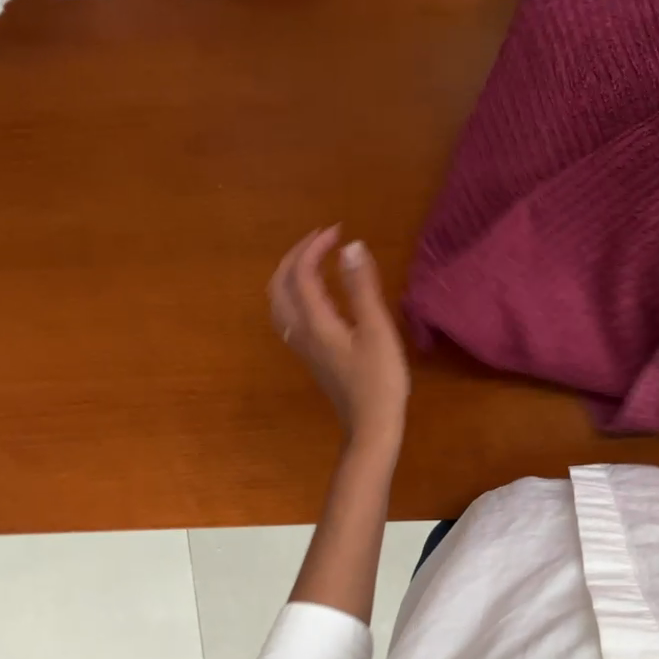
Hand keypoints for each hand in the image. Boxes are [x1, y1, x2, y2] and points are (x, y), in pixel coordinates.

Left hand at [269, 225, 410, 450]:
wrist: (370, 427)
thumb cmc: (379, 380)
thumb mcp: (376, 331)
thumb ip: (362, 288)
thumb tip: (350, 247)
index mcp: (315, 321)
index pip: (301, 273)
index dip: (315, 247)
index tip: (338, 231)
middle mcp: (300, 331)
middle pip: (279, 285)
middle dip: (295, 256)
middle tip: (322, 240)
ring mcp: (303, 346)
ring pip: (280, 302)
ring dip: (290, 275)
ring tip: (314, 261)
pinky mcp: (311, 356)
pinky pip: (289, 315)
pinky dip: (296, 294)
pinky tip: (316, 296)